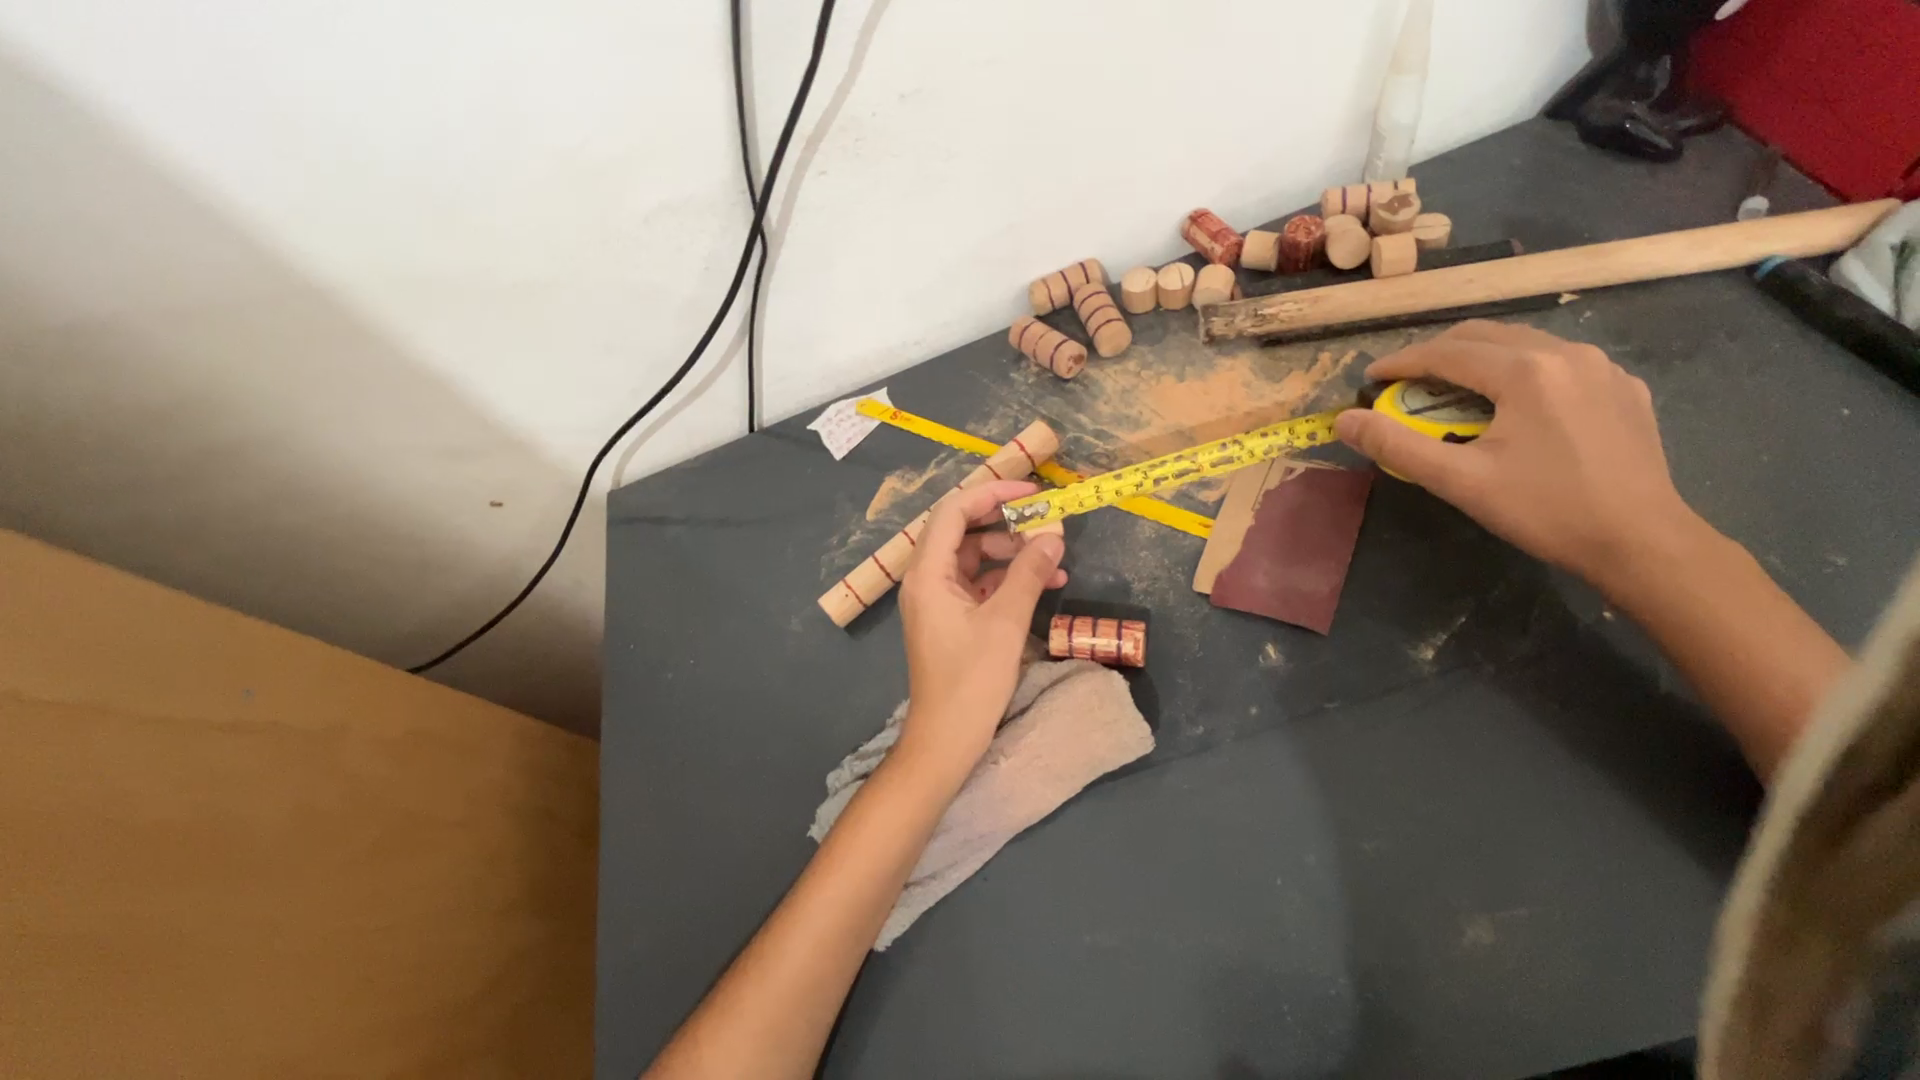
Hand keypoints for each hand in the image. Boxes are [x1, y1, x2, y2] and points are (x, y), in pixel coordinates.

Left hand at [896, 481, 1067, 772]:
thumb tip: (1054, 536)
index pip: (954, 512)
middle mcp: (926, 579)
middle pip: (964, 531)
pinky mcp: (951, 619)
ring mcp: (937, 600)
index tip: (1032, 493)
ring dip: (1013, 553)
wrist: (945, 739)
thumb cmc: (970, 681)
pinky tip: (1045, 584)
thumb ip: (1029, 573)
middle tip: (1048, 522)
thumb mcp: (1005, 622)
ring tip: (1055, 560)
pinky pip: (980, 584)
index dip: (992, 493)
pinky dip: (1008, 580)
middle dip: (1007, 523)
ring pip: (976, 558)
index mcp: (927, 573)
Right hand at [1335, 321, 1701, 591]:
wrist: (1642, 541)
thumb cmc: (1545, 510)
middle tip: (1405, 383)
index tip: (1370, 379)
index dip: (1401, 363)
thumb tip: (1343, 421)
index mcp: (1526, 370)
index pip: (1446, 352)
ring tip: (1454, 392)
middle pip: (1486, 336)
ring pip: (1524, 345)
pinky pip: (1560, 364)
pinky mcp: (1624, 389)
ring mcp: (1603, 368)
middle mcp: (1567, 353)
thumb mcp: (1460, 481)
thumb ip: (1397, 446)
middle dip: (1437, 354)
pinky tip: (1514, 406)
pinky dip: (1522, 372)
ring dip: (1480, 360)